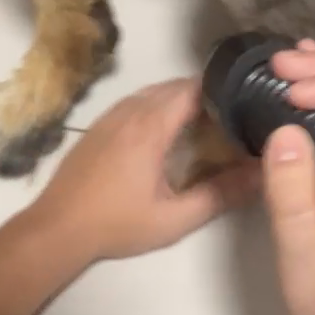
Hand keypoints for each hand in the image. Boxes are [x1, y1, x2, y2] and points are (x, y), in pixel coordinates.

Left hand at [26, 79, 255, 261]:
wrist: (56, 229)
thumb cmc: (116, 223)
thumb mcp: (173, 219)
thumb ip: (218, 196)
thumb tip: (258, 176)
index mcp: (151, 125)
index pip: (193, 87)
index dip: (220, 90)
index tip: (241, 102)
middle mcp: (132, 109)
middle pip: (175, 85)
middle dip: (204, 95)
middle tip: (229, 115)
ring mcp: (112, 114)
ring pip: (155, 91)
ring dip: (179, 99)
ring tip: (202, 122)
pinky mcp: (100, 123)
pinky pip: (136, 100)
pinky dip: (157, 105)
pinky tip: (164, 132)